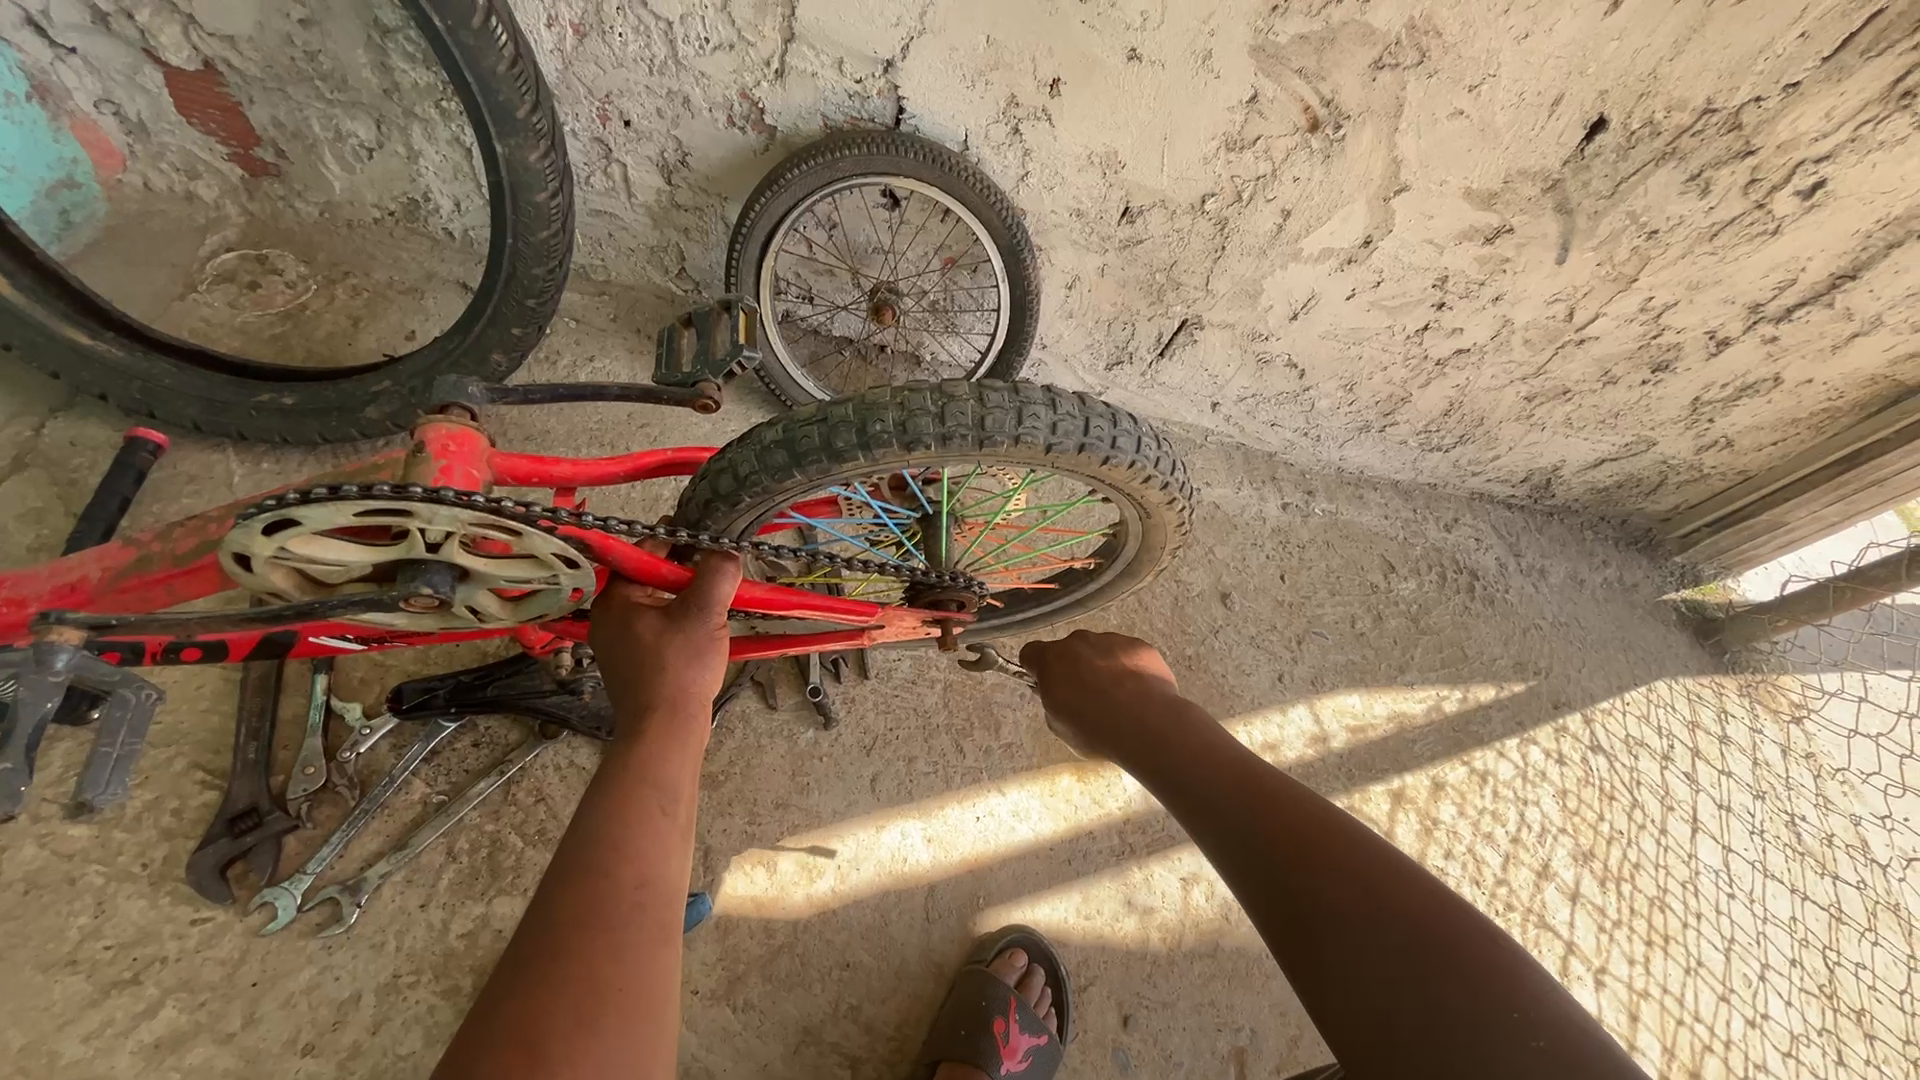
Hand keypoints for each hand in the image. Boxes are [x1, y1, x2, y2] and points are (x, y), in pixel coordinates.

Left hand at [588, 549, 742, 737]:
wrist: (665, 729)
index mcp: (615, 598)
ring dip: (688, 598)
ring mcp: (619, 642)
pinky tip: (706, 628)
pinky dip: (682, 622)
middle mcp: (609, 617)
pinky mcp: (634, 663)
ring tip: (718, 599)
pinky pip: (660, 628)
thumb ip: (717, 573)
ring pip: (658, 604)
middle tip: (719, 572)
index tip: (709, 541)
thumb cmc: (679, 668)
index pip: (646, 552)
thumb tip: (727, 552)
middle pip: (652, 578)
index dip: (679, 542)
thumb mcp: (704, 612)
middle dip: (687, 573)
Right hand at [1019, 630, 1190, 761]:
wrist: (1146, 723)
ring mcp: (1111, 640)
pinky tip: (1138, 693)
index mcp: (1051, 660)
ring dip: (1102, 667)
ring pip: (1099, 650)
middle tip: (1085, 698)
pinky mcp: (1139, 646)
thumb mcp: (1058, 725)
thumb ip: (1051, 702)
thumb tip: (1058, 695)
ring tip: (1117, 699)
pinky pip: (1127, 654)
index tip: (1045, 686)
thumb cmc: (1095, 729)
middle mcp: (1078, 642)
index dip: (1036, 669)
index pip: (1030, 653)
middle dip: (1072, 668)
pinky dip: (1129, 669)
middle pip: (1067, 650)